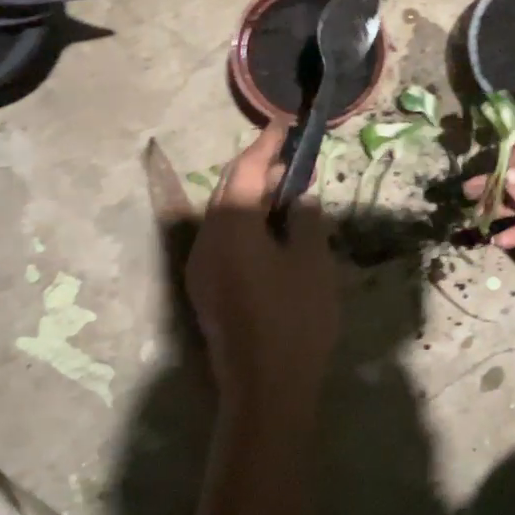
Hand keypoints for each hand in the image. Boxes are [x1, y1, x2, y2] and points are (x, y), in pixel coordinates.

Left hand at [186, 123, 337, 408]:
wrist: (266, 390)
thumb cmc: (296, 320)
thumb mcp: (313, 262)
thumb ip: (304, 219)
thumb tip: (298, 195)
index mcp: (233, 227)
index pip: (246, 170)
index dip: (266, 144)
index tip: (285, 124)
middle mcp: (207, 240)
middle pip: (228, 189)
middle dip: (258, 168)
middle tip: (292, 156)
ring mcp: (202, 266)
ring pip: (224, 214)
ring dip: (252, 195)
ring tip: (287, 189)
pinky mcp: (206, 288)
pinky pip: (223, 238)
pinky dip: (245, 221)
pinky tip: (272, 229)